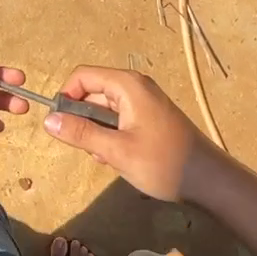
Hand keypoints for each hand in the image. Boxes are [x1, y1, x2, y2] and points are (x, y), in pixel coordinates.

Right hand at [41, 66, 227, 203]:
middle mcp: (134, 86)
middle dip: (83, 120)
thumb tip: (48, 120)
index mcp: (127, 85)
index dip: (66, 96)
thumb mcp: (116, 151)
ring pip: (104, 109)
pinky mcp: (148, 117)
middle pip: (92, 92)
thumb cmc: (162, 162)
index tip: (60, 124)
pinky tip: (118, 158)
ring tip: (107, 157)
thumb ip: (81, 134)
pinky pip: (118, 119)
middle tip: (89, 149)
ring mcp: (143, 101)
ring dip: (97, 132)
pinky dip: (111, 135)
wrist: (208, 179)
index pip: (83, 76)